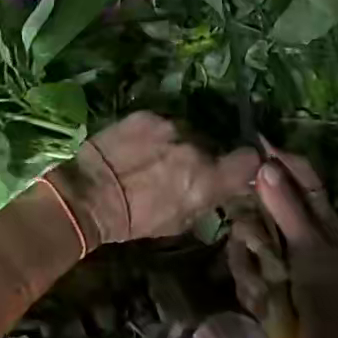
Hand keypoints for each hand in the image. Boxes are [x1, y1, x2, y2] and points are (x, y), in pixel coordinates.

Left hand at [52, 112, 259, 244]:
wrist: (86, 197)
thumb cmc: (134, 220)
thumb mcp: (181, 222)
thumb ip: (209, 199)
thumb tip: (224, 188)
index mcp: (208, 179)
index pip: (250, 159)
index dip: (247, 163)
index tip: (237, 168)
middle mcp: (196, 147)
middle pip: (216, 144)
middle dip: (206, 155)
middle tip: (184, 169)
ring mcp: (171, 126)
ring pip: (189, 131)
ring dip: (180, 143)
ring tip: (157, 157)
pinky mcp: (147, 115)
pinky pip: (163, 122)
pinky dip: (156, 133)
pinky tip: (139, 147)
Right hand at [250, 149, 337, 306]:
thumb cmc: (334, 299)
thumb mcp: (310, 250)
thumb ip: (287, 209)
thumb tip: (265, 164)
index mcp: (320, 220)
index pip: (299, 178)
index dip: (280, 160)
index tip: (250, 145)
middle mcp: (300, 237)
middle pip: (264, 212)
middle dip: (251, 229)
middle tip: (246, 247)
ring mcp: (283, 266)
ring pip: (251, 245)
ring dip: (250, 266)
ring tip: (259, 289)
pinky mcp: (269, 292)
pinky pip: (248, 276)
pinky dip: (250, 289)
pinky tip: (258, 304)